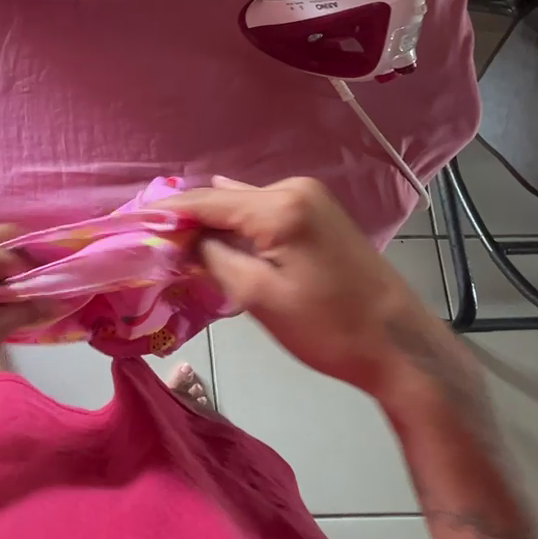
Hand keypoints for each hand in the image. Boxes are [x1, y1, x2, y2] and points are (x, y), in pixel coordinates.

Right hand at [173, 176, 461, 407]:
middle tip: (152, 242)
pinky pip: (264, 212)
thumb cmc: (330, 328)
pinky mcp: (319, 214)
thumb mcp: (259, 297)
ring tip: (176, 244)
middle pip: (223, 199)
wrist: (406, 350)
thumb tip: (179, 239)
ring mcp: (310, 198)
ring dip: (214, 224)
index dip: (166, 213)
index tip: (131, 224)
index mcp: (279, 205)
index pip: (205, 200)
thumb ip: (212, 258)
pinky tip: (219, 241)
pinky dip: (239, 226)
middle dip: (188, 220)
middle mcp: (293, 188)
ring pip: (242, 205)